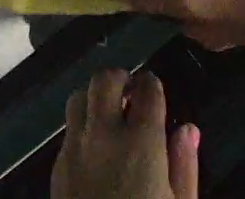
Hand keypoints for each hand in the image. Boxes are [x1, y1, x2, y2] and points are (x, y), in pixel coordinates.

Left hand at [51, 69, 198, 198]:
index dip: (152, 83)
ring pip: (78, 97)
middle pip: (103, 80)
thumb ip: (184, 165)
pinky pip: (68, 130)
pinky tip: (97, 145)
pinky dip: (82, 125)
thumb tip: (187, 129)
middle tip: (131, 91)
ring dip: (95, 96)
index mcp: (141, 142)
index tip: (155, 87)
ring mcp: (75, 149)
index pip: (146, 90)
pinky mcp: (57, 168)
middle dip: (119, 77)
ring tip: (111, 112)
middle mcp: (103, 135)